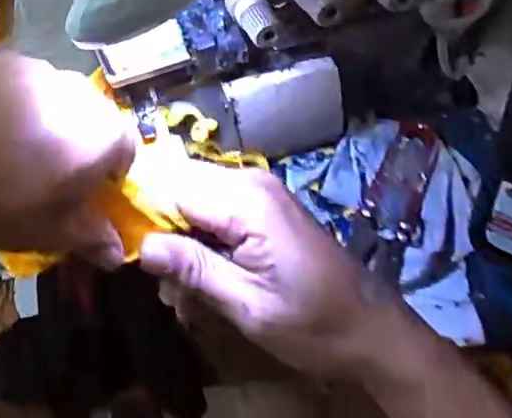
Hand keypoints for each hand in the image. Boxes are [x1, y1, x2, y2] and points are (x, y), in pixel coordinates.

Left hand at [0, 54, 137, 290]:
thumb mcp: (51, 232)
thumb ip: (92, 235)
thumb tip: (116, 250)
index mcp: (97, 134)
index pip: (126, 142)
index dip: (113, 167)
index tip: (90, 187)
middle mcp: (76, 92)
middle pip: (97, 111)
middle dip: (87, 135)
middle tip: (57, 164)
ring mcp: (40, 69)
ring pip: (65, 90)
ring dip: (58, 110)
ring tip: (25, 139)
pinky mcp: (8, 60)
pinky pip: (32, 76)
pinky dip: (28, 93)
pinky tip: (1, 118)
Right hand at [136, 164, 412, 382]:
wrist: (375, 332)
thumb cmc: (314, 324)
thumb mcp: (249, 306)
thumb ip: (194, 269)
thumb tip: (142, 246)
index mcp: (246, 200)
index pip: (172, 185)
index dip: (148, 213)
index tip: (136, 249)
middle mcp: (249, 179)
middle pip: (181, 183)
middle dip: (164, 225)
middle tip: (164, 276)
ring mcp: (257, 187)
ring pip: (194, 192)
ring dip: (182, 232)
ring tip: (185, 283)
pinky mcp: (261, 200)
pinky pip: (214, 201)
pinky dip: (202, 231)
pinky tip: (208, 268)